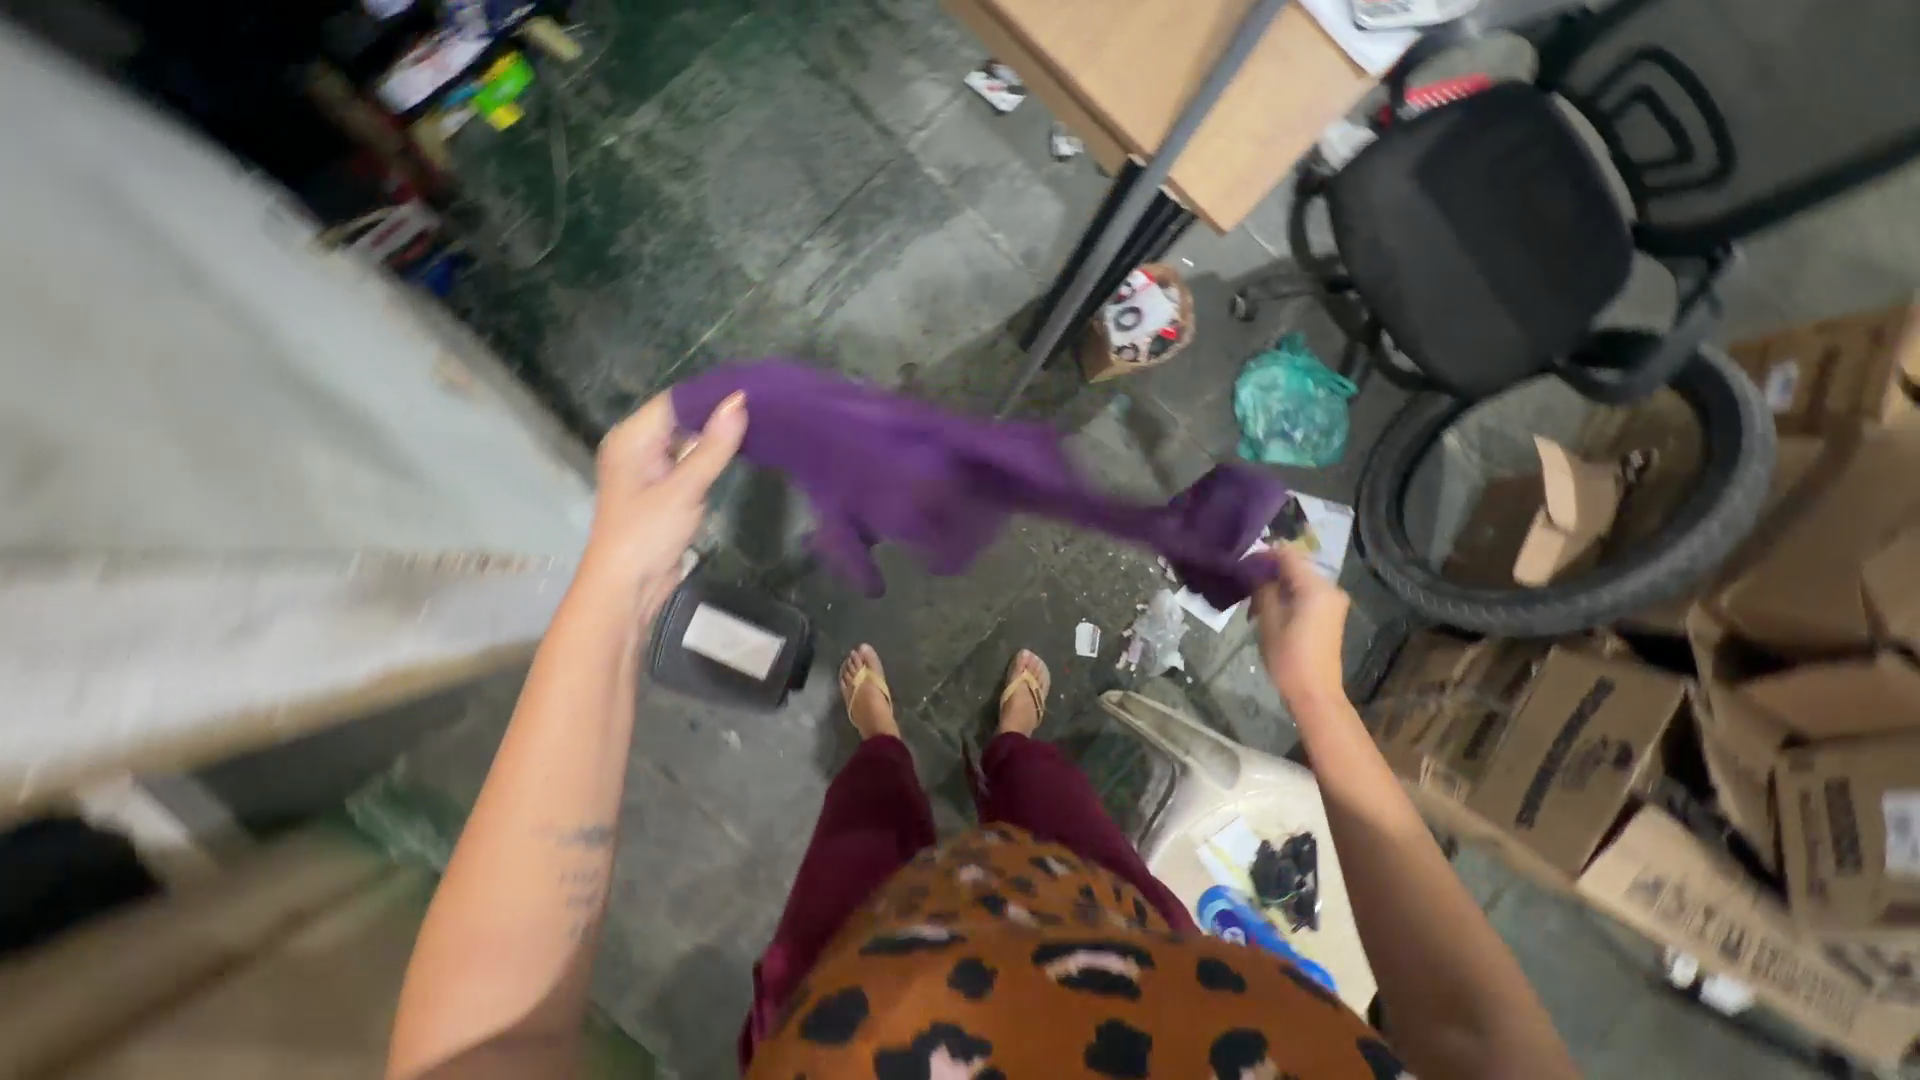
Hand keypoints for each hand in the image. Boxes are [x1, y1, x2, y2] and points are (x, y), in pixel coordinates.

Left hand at [579, 390, 747, 598]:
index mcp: (631, 439)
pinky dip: (710, 459)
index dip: (710, 395)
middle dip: (717, 415)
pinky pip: (689, 464)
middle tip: (764, 407)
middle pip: (681, 419)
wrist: (628, 588)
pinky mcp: (663, 490)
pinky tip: (740, 453)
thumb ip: (713, 446)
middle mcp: (637, 448)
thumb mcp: (684, 489)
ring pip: (687, 442)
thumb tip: (740, 401)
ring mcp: (650, 470)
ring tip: (760, 424)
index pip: (675, 401)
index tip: (752, 390)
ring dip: (716, 438)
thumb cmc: (647, 534)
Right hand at [1250, 546, 1349, 704]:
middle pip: (1296, 566)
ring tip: (1252, 600)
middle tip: (1243, 582)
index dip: (1264, 554)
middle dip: (1269, 571)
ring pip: (1300, 580)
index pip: (1288, 555)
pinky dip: (1288, 595)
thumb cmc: (1289, 658)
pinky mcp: (1330, 613)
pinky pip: (1307, 593)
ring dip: (1276, 585)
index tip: (1241, 560)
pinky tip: (1268, 608)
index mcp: (1316, 588)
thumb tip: (1255, 569)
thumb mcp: (1269, 621)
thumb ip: (1264, 589)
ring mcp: (1333, 601)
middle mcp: (1330, 588)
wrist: (1315, 692)